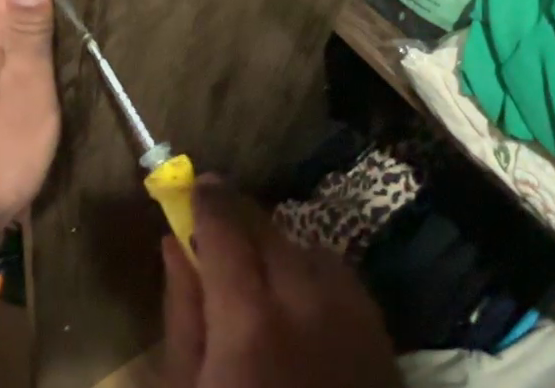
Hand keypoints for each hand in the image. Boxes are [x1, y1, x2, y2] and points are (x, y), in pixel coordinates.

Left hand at [0, 0, 59, 251]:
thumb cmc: (0, 155)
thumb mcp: (26, 93)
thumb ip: (27, 36)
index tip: (81, 6)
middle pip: (2, 2)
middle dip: (38, 3)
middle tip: (80, 26)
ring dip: (30, 29)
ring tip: (70, 45)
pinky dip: (19, 52)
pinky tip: (42, 72)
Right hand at [162, 183, 401, 387]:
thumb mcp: (186, 387)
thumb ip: (182, 310)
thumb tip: (174, 242)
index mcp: (249, 320)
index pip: (225, 225)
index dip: (206, 198)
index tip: (192, 186)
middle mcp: (307, 304)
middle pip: (268, 228)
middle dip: (239, 219)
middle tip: (216, 229)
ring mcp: (353, 321)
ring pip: (309, 247)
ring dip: (278, 247)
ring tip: (257, 275)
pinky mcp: (381, 341)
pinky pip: (342, 279)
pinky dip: (315, 273)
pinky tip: (299, 303)